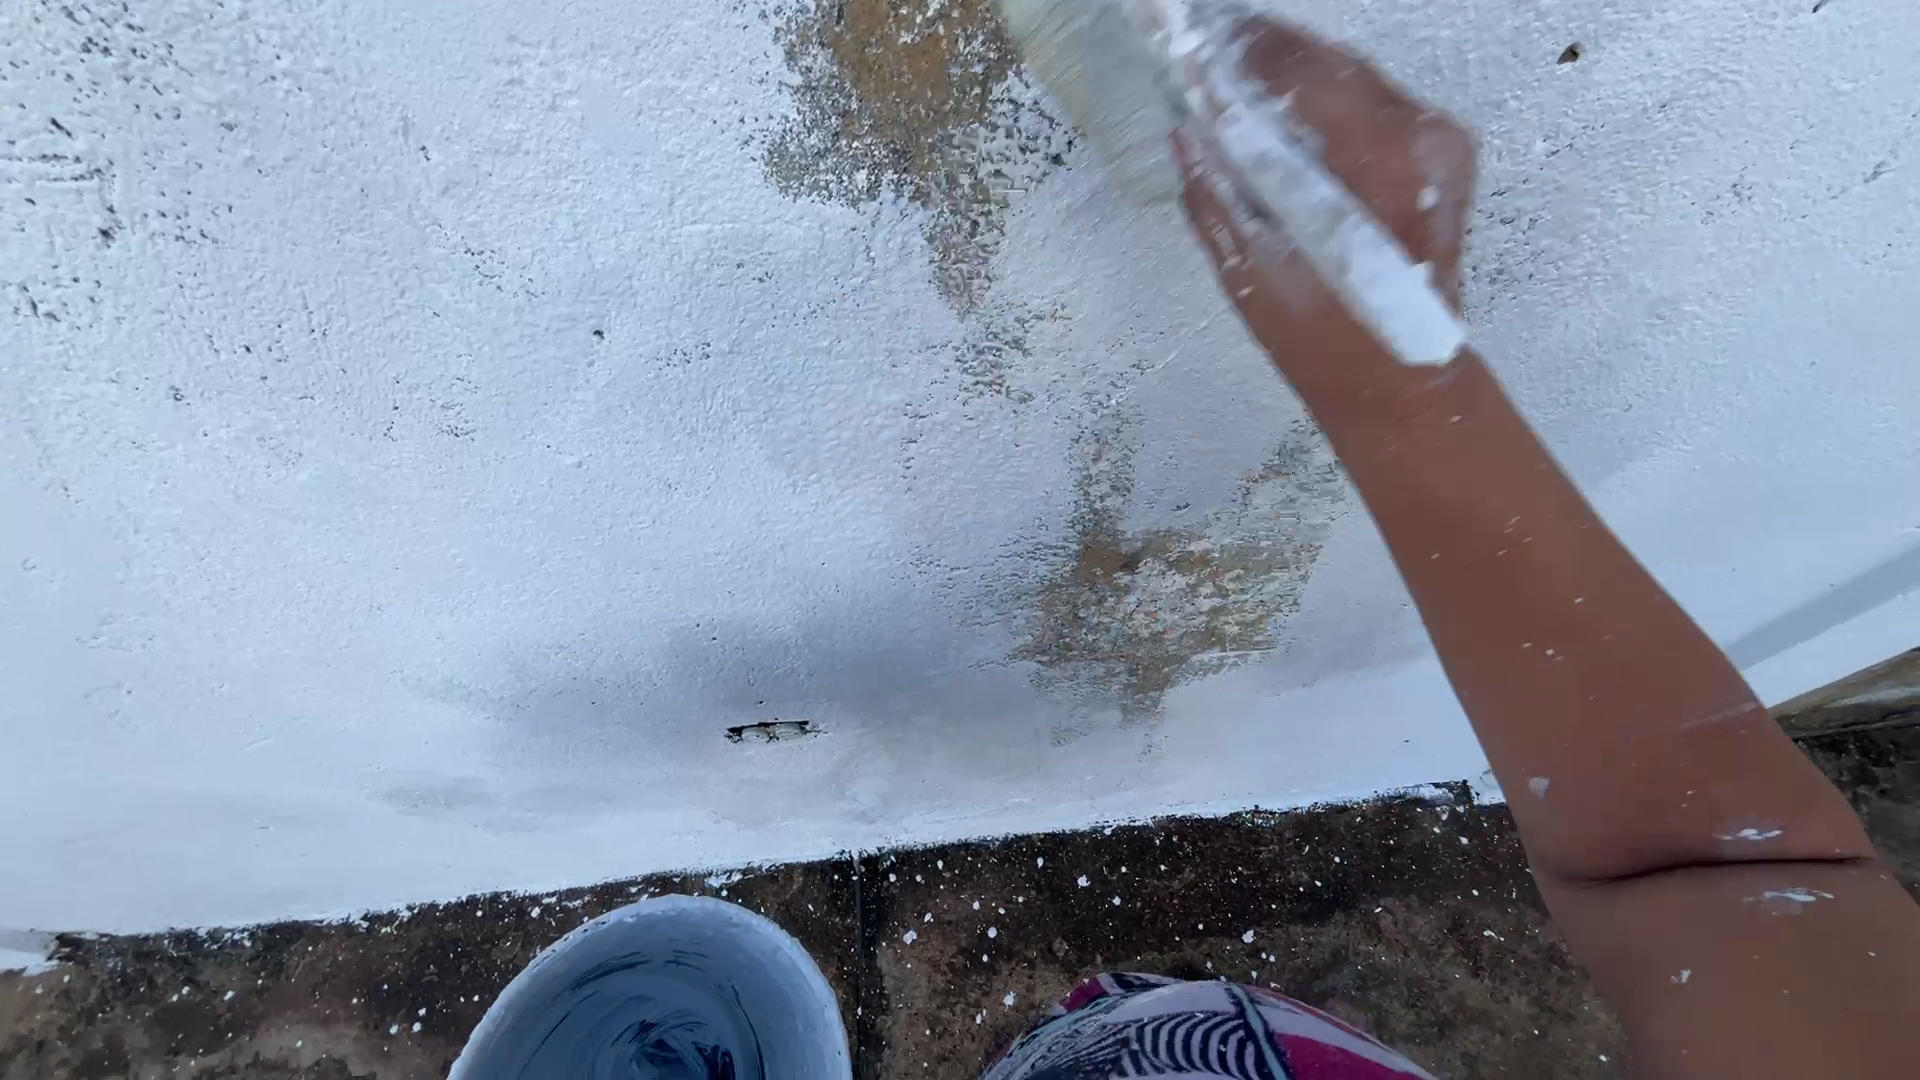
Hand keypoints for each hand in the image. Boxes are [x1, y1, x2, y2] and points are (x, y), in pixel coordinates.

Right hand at [1175, 18, 1476, 421]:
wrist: (1399, 382)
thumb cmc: (1323, 345)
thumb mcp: (1254, 278)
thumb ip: (1216, 200)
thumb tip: (1186, 133)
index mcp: (1381, 165)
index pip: (1306, 74)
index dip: (1246, 51)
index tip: (1196, 39)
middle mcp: (1425, 135)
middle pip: (1336, 64)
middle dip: (1268, 53)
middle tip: (1210, 46)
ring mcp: (1445, 140)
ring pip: (1358, 78)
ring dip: (1296, 73)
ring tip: (1237, 72)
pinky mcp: (1446, 153)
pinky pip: (1376, 105)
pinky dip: (1325, 100)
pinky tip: (1284, 109)